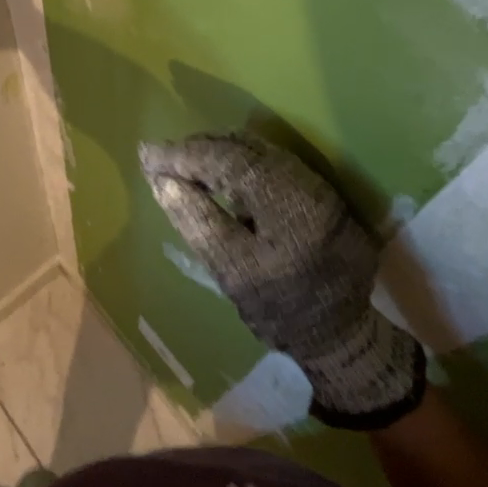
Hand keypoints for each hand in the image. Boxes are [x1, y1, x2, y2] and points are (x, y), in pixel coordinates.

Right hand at [140, 131, 426, 429]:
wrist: (339, 337)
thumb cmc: (280, 311)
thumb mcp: (231, 271)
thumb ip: (198, 221)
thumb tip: (162, 180)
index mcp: (289, 204)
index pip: (228, 161)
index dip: (184, 155)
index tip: (148, 155)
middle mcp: (309, 184)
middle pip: (245, 149)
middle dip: (199, 149)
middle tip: (160, 158)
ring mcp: (320, 186)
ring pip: (259, 153)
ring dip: (218, 153)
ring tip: (183, 163)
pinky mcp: (321, 194)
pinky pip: (272, 164)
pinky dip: (239, 164)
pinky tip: (218, 175)